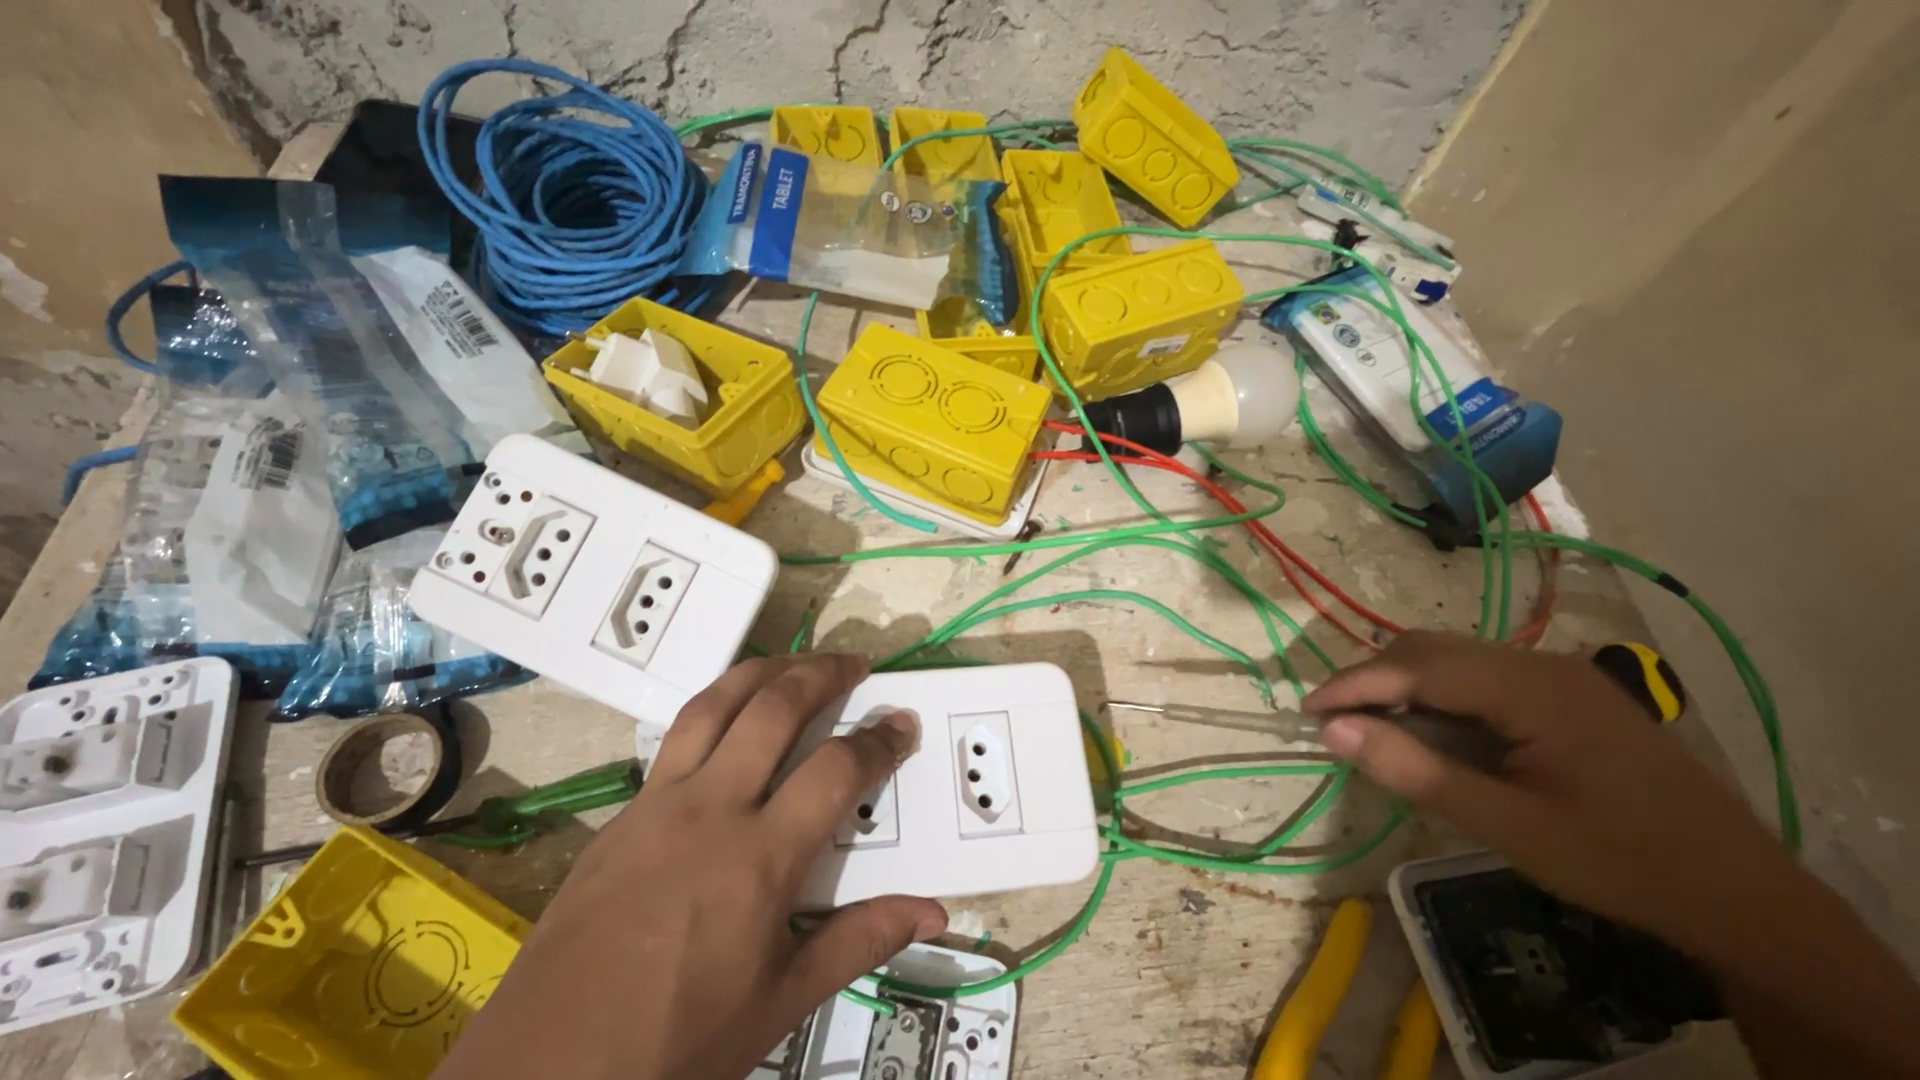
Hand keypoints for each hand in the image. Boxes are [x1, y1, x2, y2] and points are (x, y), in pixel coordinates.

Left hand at [433, 654, 948, 1079]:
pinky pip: (675, 739)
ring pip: (713, 705)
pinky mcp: (621, 815)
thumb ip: (859, 941)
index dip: (877, 741)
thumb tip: (934, 910)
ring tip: (793, 661)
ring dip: (760, 670)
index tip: (902, 725)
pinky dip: (713, 709)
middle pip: (772, 708)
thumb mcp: (783, 1000)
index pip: (835, 770)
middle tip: (854, 664)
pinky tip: (727, 725)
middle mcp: (710, 809)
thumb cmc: (679, 1039)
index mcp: (759, 857)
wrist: (549, 1065)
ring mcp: (658, 804)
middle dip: (820, 673)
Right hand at [1303, 632, 1794, 953]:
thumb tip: (1332, 730)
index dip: (1355, 684)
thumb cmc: (1617, 861)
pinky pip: (1482, 680)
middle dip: (1373, 679)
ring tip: (1367, 729)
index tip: (1306, 711)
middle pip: (1433, 650)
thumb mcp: (1506, 824)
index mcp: (1532, 688)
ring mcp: (1558, 678)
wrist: (1737, 892)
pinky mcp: (1566, 698)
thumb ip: (1416, 771)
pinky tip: (1427, 733)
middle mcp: (1542, 665)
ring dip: (1403, 687)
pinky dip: (1438, 698)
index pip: (1419, 666)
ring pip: (1455, 660)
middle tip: (1332, 723)